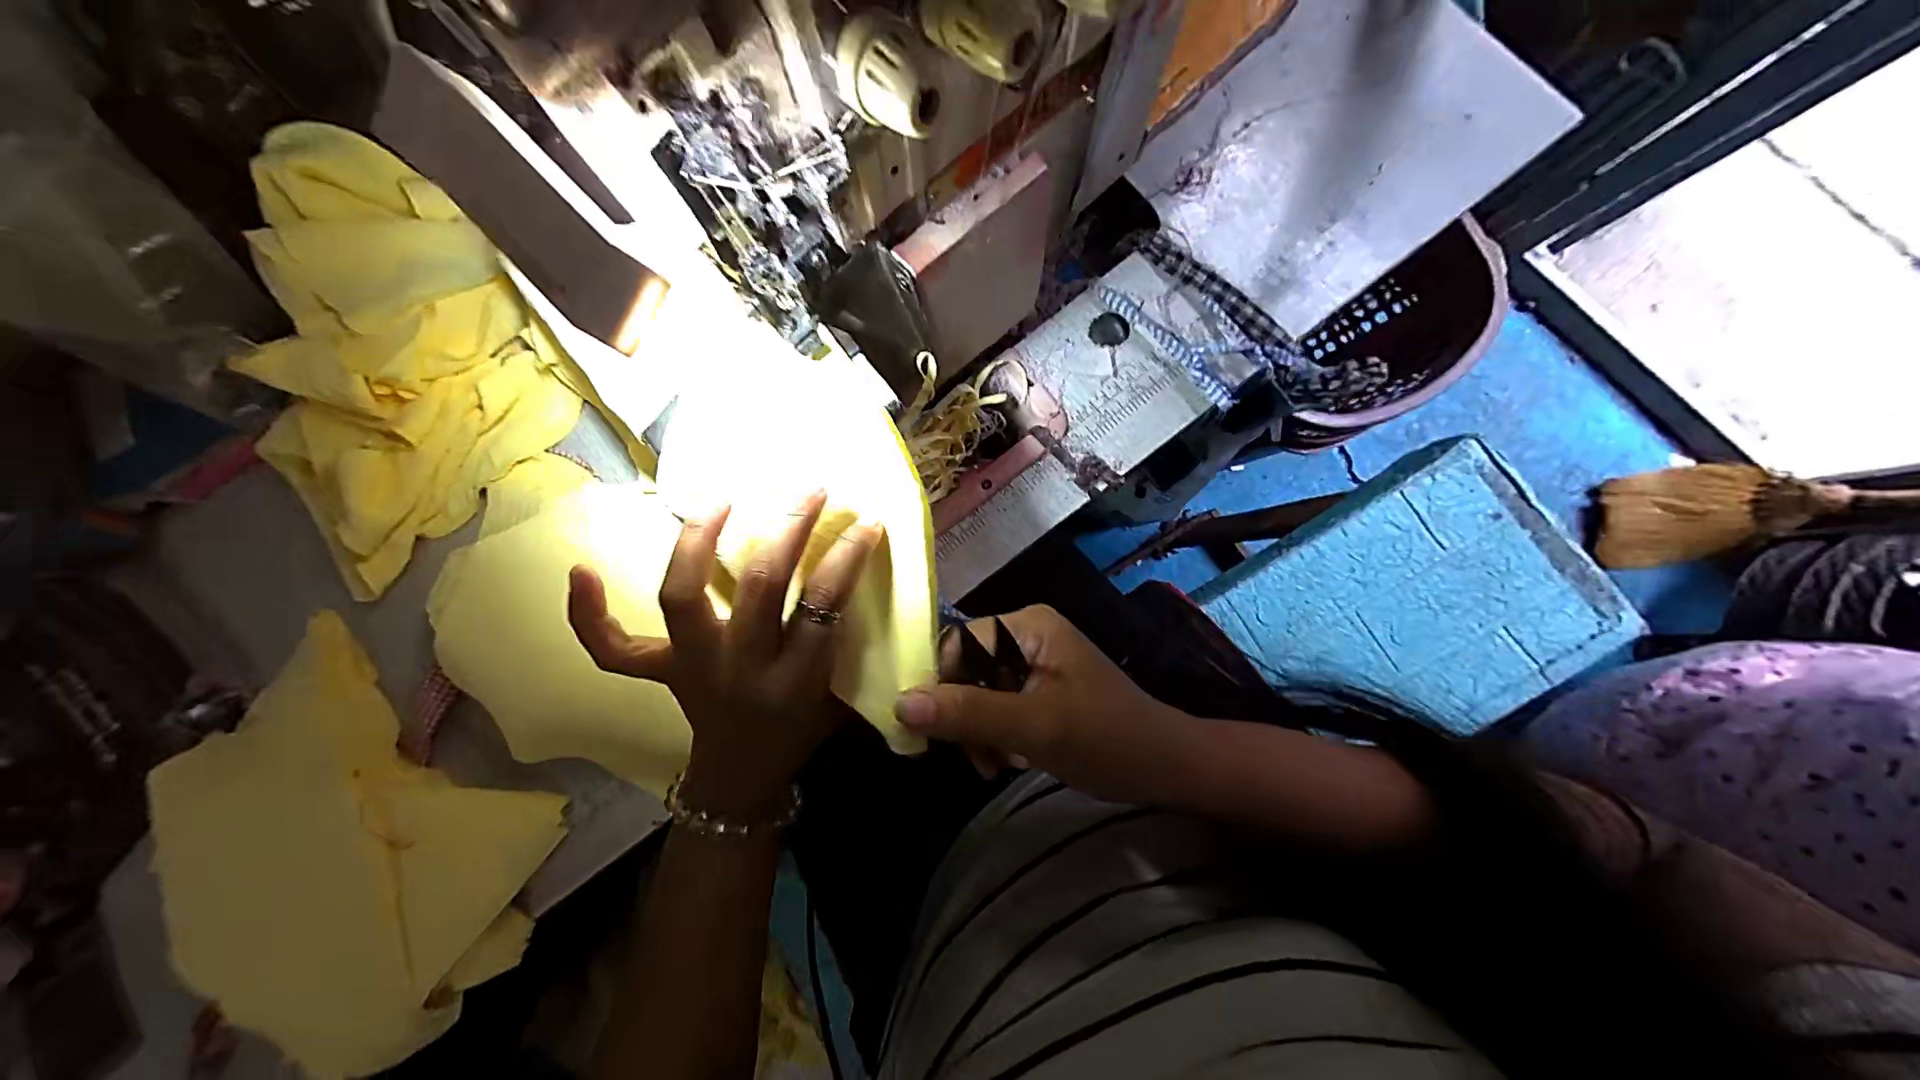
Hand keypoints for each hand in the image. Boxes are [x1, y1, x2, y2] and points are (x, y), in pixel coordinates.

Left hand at [569, 491, 882, 817]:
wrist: (741, 780)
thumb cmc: (797, 734)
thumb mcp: (836, 697)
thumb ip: (843, 645)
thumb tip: (850, 578)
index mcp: (793, 681)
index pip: (823, 606)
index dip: (846, 558)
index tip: (865, 522)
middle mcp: (739, 670)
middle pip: (759, 587)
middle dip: (788, 531)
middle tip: (809, 493)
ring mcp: (690, 669)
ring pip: (681, 598)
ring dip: (697, 542)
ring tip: (718, 502)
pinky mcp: (659, 673)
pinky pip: (612, 651)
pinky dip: (588, 614)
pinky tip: (579, 571)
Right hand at [894, 605, 1192, 805]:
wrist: (1165, 768)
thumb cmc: (1105, 738)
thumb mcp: (1032, 726)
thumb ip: (967, 713)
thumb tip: (899, 704)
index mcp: (1026, 626)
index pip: (957, 643)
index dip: (941, 684)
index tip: (939, 731)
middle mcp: (1025, 636)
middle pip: (965, 669)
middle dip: (965, 715)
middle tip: (981, 759)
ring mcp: (1033, 664)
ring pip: (977, 693)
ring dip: (980, 732)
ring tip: (1000, 765)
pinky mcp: (1039, 692)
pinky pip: (996, 707)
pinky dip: (997, 736)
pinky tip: (1013, 760)